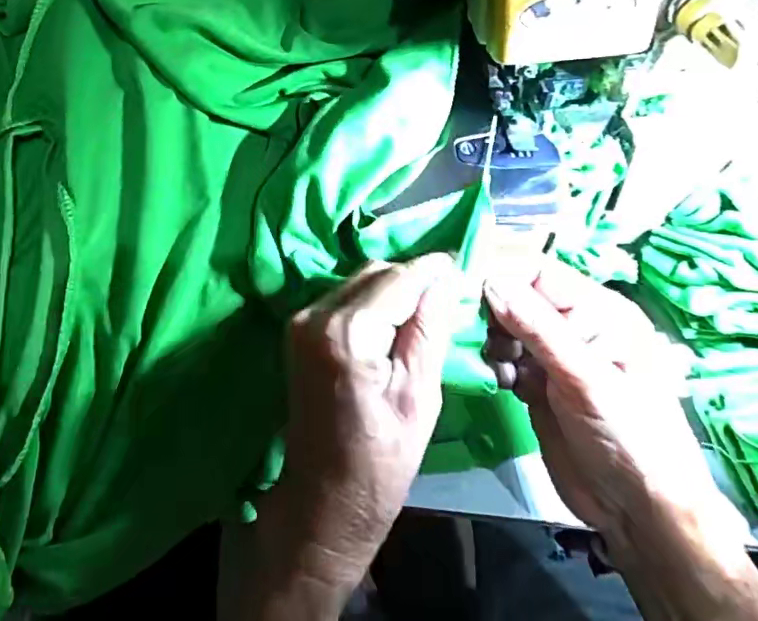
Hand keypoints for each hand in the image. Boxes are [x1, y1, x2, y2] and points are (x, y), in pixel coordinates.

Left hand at [222, 254, 466, 618]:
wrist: (323, 495)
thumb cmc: (380, 461)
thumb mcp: (419, 398)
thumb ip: (428, 332)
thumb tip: (443, 282)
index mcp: (347, 333)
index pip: (396, 280)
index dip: (430, 269)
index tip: (460, 263)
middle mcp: (315, 314)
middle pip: (373, 273)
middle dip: (412, 276)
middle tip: (449, 289)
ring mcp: (301, 319)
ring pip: (357, 281)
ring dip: (392, 286)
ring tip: (428, 303)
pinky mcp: (297, 328)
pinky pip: (342, 297)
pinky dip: (371, 299)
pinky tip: (396, 316)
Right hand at [481, 259, 757, 620]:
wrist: (640, 512)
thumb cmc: (630, 437)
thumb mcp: (585, 378)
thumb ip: (537, 327)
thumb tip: (489, 281)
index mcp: (601, 312)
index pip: (539, 273)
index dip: (502, 274)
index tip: (466, 286)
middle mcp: (576, 326)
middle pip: (515, 296)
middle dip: (494, 313)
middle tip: (489, 339)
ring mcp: (555, 354)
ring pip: (505, 326)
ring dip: (494, 342)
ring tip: (504, 369)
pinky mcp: (538, 380)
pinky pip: (504, 356)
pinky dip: (497, 366)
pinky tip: (506, 385)